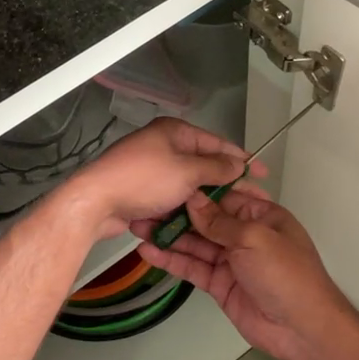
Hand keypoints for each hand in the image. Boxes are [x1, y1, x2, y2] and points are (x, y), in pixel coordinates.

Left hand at [55, 118, 260, 239]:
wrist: (95, 203)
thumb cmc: (143, 180)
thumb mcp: (187, 171)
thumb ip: (216, 168)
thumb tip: (238, 164)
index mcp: (174, 132)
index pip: (216, 143)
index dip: (241, 159)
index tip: (262, 174)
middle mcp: (163, 148)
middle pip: (202, 167)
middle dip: (223, 185)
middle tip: (248, 203)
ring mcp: (151, 172)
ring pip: (186, 188)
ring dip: (201, 202)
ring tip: (227, 219)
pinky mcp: (141, 194)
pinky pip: (169, 202)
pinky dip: (180, 212)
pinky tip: (197, 227)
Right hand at [130, 187, 349, 359]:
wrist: (301, 329)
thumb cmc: (287, 275)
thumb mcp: (255, 239)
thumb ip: (220, 221)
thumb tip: (193, 199)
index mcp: (262, 215)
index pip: (224, 195)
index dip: (196, 190)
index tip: (167, 182)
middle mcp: (245, 234)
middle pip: (205, 219)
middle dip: (176, 213)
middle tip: (143, 205)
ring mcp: (230, 260)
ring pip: (194, 243)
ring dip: (168, 236)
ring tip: (136, 227)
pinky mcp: (219, 284)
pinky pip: (192, 267)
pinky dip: (171, 260)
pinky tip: (148, 252)